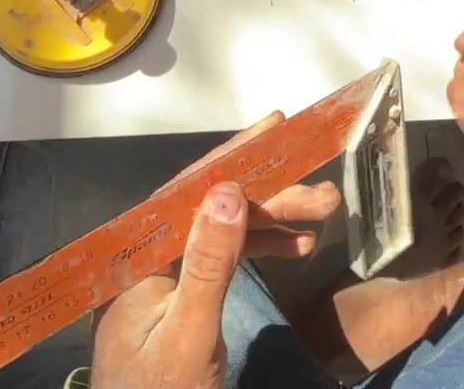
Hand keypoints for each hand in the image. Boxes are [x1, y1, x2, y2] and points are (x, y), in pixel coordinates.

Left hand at [92, 114, 341, 388]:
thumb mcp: (188, 336)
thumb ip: (208, 264)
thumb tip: (228, 189)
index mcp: (138, 259)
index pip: (187, 190)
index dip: (233, 154)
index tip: (274, 127)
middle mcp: (152, 258)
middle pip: (216, 209)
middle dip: (272, 195)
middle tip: (324, 192)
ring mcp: (171, 279)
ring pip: (228, 230)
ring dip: (276, 219)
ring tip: (324, 210)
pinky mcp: (188, 298)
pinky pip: (229, 258)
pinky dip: (265, 249)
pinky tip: (299, 247)